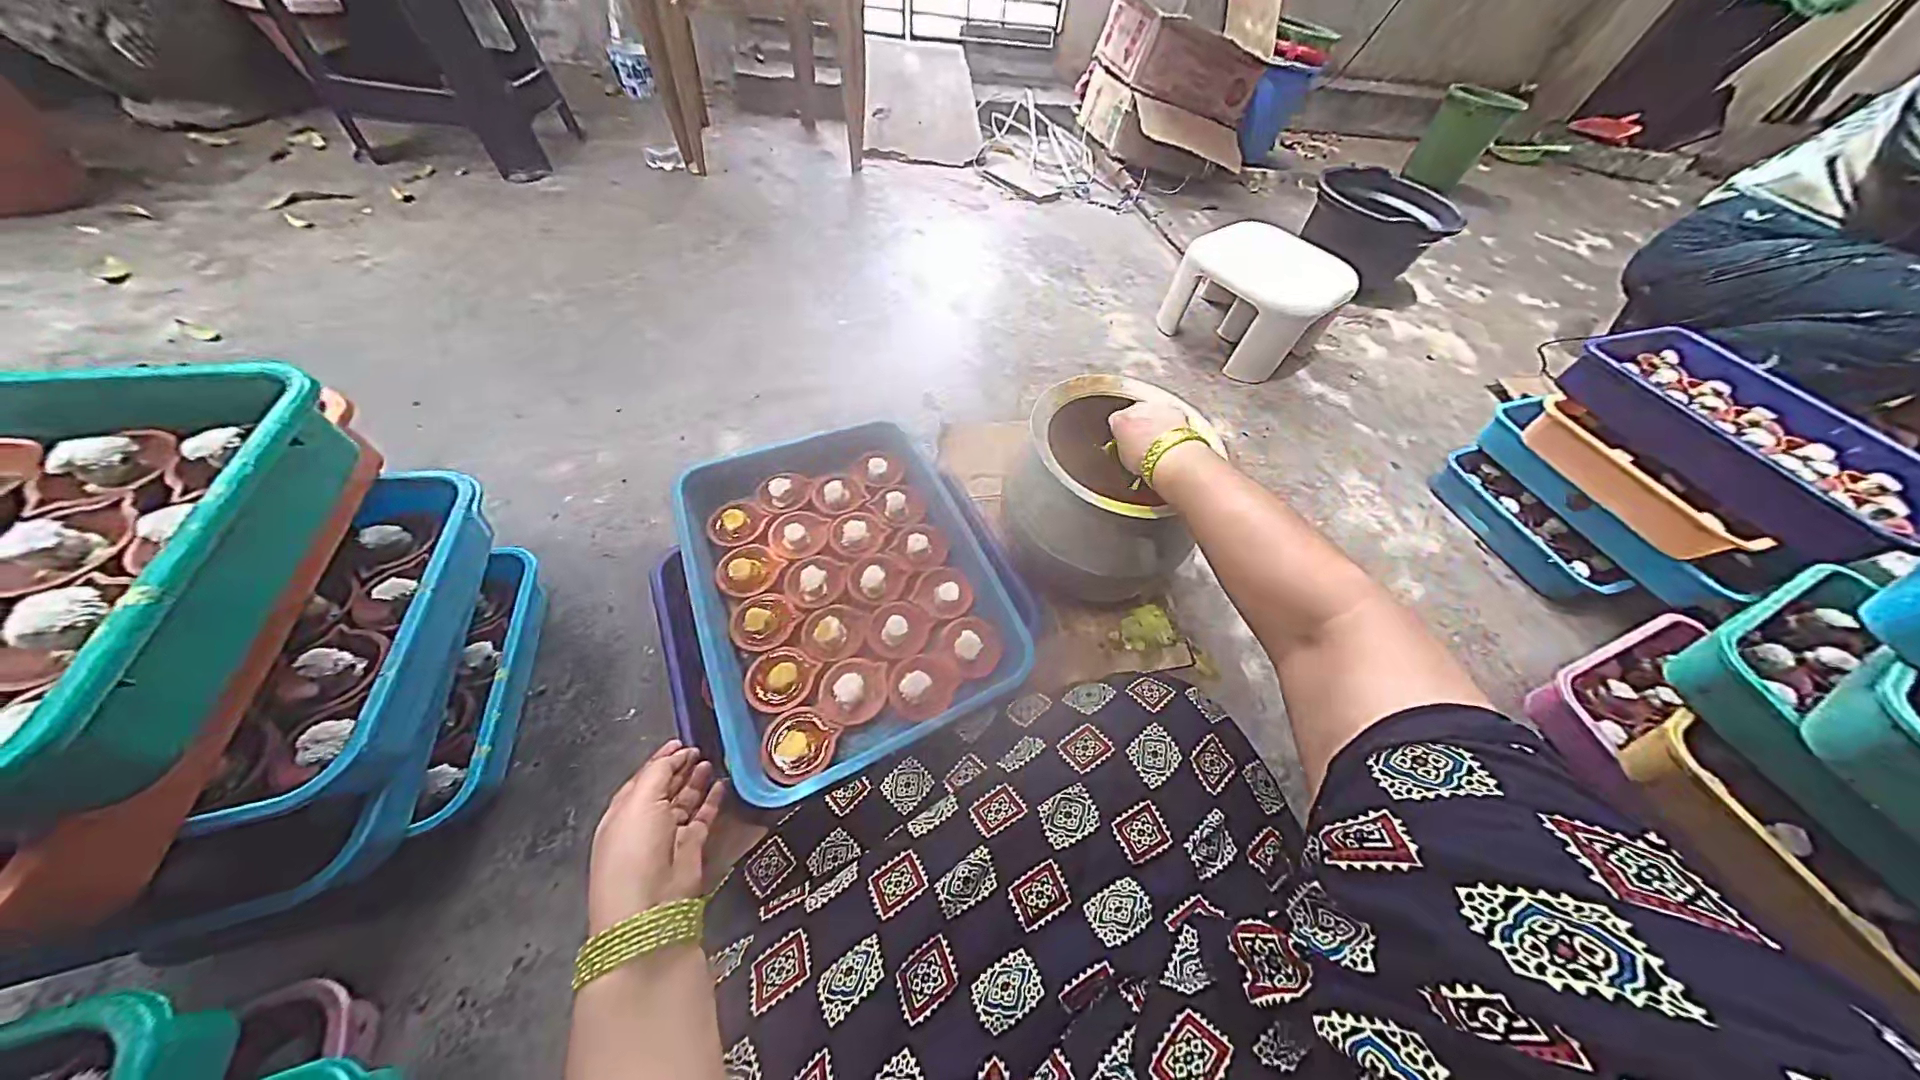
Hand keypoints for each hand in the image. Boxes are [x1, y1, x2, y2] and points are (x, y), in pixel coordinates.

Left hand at [587, 740, 724, 933]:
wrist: (649, 904)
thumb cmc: (635, 847)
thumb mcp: (639, 802)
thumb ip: (658, 772)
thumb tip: (676, 754)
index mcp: (624, 810)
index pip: (644, 777)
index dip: (662, 759)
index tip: (681, 742)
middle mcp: (646, 821)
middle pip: (665, 787)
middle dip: (680, 767)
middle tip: (700, 749)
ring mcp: (669, 834)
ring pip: (686, 800)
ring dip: (697, 780)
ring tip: (711, 761)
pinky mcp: (692, 845)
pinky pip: (704, 816)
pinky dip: (713, 800)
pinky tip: (722, 783)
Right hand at [1108, 400, 1189, 474]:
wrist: (1171, 456)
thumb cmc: (1145, 458)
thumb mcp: (1124, 458)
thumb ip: (1123, 447)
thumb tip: (1127, 447)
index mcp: (1119, 419)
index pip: (1116, 422)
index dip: (1122, 433)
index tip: (1127, 442)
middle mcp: (1136, 409)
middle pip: (1135, 414)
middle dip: (1139, 425)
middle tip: (1144, 443)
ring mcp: (1156, 407)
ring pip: (1153, 413)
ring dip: (1155, 423)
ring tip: (1160, 442)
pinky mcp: (1175, 410)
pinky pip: (1170, 415)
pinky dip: (1170, 424)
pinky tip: (1172, 438)